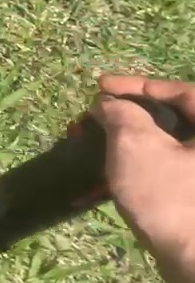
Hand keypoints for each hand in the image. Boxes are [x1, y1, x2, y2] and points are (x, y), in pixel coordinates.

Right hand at [93, 75, 194, 282]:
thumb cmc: (173, 198)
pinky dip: (148, 168)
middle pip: (181, 120)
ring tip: (95, 147)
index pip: (185, 93)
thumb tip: (113, 104)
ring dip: (134, 141)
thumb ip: (121, 112)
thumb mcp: (135, 145)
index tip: (101, 86)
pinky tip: (116, 178)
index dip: (140, 84)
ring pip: (177, 147)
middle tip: (95, 118)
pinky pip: (180, 172)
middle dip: (132, 115)